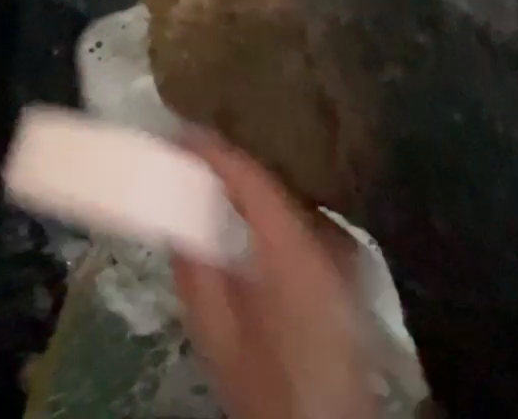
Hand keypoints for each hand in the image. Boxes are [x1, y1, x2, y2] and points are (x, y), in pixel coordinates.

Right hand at [174, 131, 375, 418]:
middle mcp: (327, 242)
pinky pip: (299, 217)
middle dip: (227, 164)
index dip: (214, 150)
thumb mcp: (216, 332)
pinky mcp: (345, 271)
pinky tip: (242, 212)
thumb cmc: (266, 386)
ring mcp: (343, 256)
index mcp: (293, 253)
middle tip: (185, 153)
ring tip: (206, 175)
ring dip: (247, 183)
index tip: (178, 130)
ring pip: (287, 198)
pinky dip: (267, 205)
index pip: (252, 180)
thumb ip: (194, 267)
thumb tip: (172, 211)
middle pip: (272, 183)